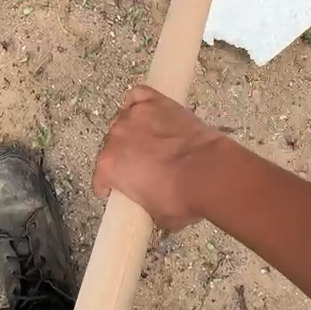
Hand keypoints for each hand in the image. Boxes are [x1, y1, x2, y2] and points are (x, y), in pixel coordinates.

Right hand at [91, 85, 234, 230]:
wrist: (208, 172)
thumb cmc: (182, 196)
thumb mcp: (155, 214)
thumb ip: (141, 201)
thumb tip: (149, 200)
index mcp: (110, 165)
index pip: (101, 176)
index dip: (109, 184)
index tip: (117, 188)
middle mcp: (116, 136)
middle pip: (112, 145)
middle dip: (123, 156)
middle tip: (141, 166)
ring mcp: (136, 115)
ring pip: (124, 119)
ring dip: (132, 130)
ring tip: (149, 140)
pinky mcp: (155, 102)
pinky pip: (138, 95)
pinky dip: (137, 102)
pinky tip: (145, 111)